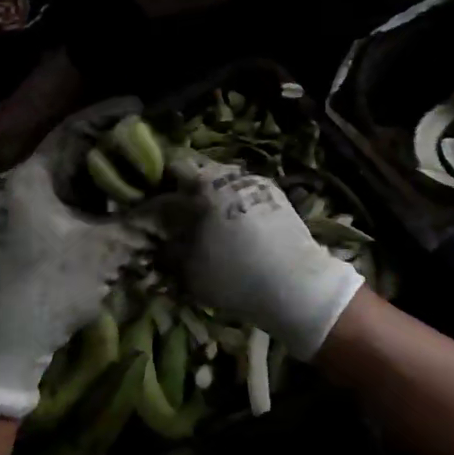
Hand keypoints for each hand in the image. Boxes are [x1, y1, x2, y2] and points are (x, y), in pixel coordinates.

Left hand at [0, 98, 148, 416]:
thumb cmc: (46, 290)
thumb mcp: (103, 254)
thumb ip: (149, 223)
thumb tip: (194, 200)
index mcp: (30, 177)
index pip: (72, 129)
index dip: (107, 115)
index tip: (140, 106)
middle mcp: (19, 185)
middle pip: (70, 154)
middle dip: (109, 148)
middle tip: (148, 144)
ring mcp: (17, 210)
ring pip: (66, 181)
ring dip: (101, 178)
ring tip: (139, 174)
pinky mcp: (22, 233)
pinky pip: (60, 203)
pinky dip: (89, 202)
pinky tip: (115, 209)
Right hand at [165, 156, 363, 359]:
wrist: (298, 287)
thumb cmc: (235, 273)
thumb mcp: (189, 270)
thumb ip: (168, 250)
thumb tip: (158, 239)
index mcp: (205, 181)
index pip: (174, 168)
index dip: (162, 186)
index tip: (155, 206)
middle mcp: (232, 173)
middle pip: (201, 173)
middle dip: (189, 192)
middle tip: (181, 218)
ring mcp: (257, 183)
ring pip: (225, 183)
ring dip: (214, 198)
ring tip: (209, 225)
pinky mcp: (278, 197)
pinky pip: (246, 194)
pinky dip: (236, 206)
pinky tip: (235, 230)